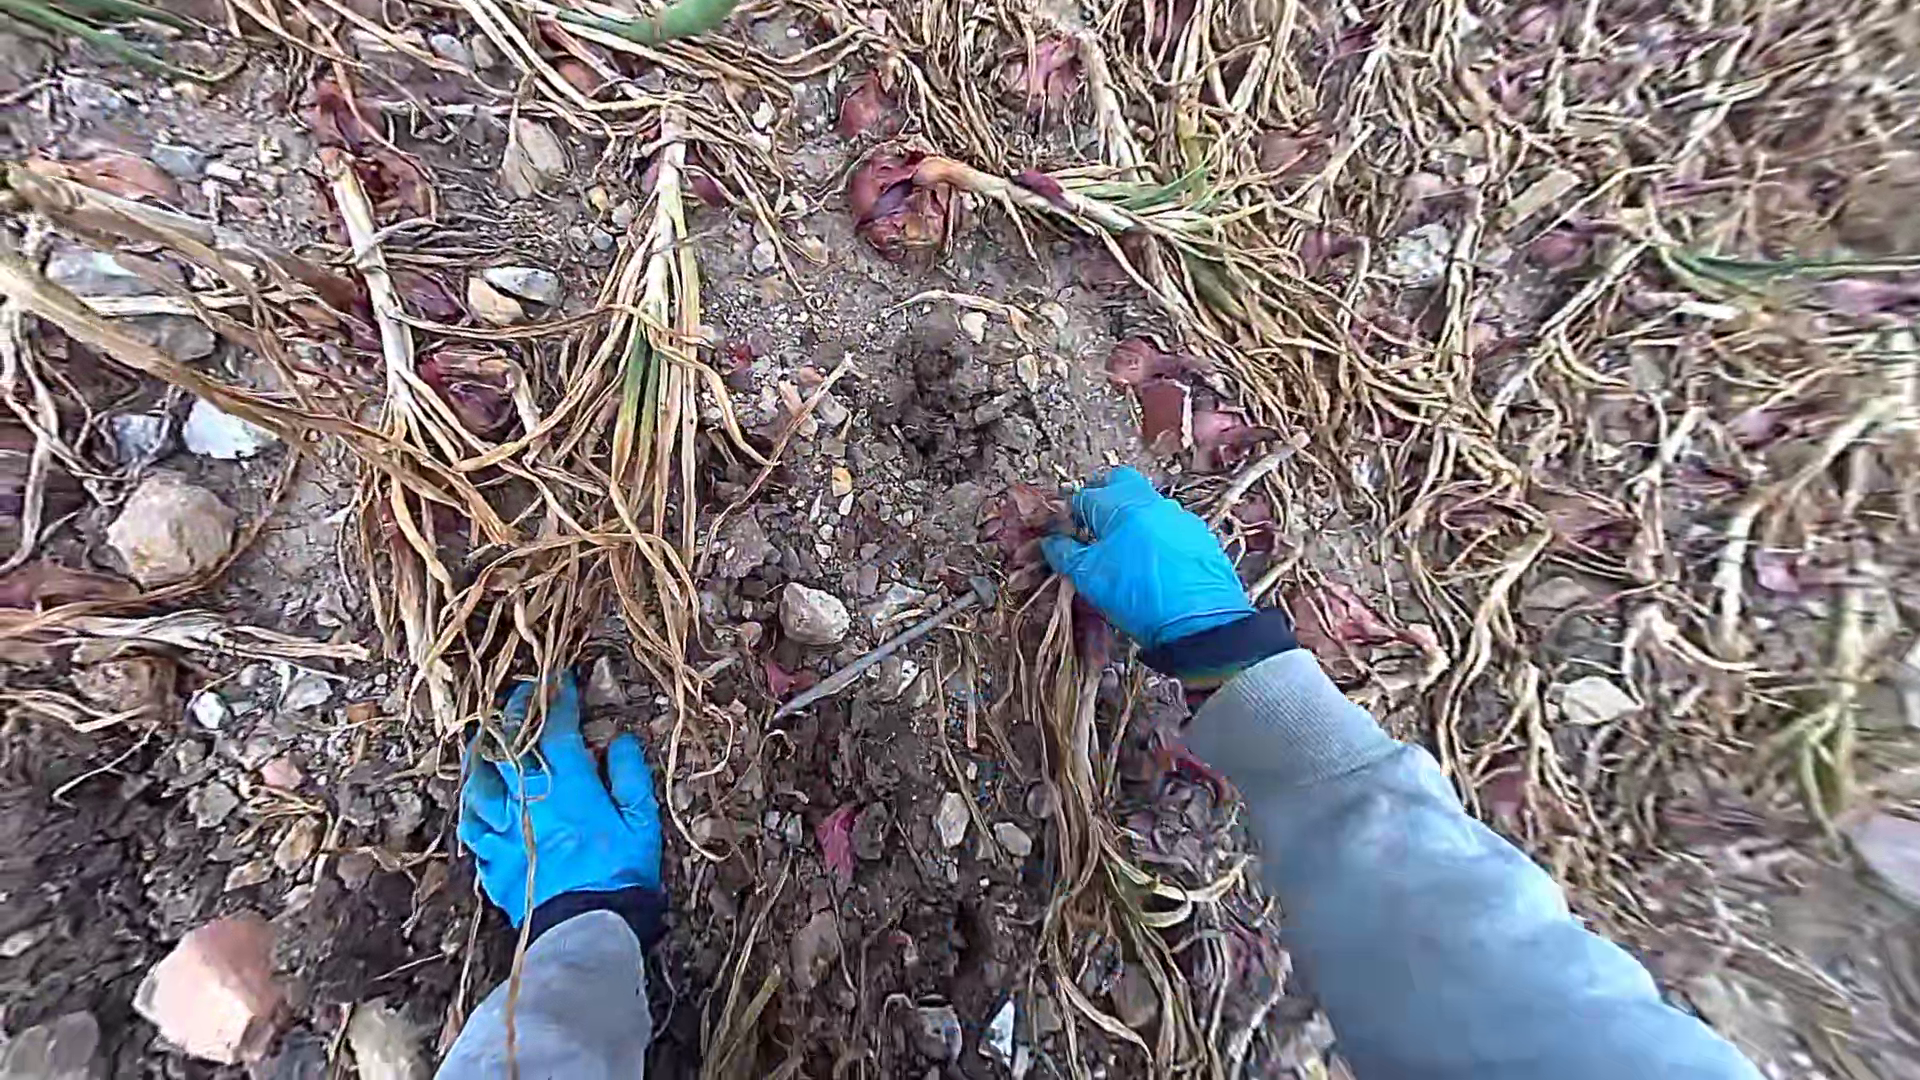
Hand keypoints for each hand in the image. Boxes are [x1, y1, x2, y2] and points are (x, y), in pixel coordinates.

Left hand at [459, 671, 661, 924]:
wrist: (588, 925)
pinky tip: (474, 793)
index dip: (559, 701)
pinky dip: (472, 802)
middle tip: (523, 693)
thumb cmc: (621, 866)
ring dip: (482, 753)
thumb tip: (617, 739)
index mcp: (567, 787)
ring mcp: (503, 832)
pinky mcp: (492, 860)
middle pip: (511, 749)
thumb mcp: (642, 815)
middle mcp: (527, 802)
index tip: (560, 679)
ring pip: (480, 783)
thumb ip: (628, 772)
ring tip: (485, 734)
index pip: (557, 732)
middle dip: (516, 715)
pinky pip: (471, 825)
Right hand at [1040, 467, 1253, 648]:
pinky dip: (1153, 535)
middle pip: (1118, 483)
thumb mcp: (1089, 578)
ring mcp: (1179, 517)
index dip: (1071, 514)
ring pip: (1145, 504)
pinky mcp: (1198, 535)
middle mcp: (1152, 502)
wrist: (1199, 623)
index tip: (1067, 532)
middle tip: (1091, 528)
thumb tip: (1053, 543)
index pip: (1084, 495)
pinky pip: (1168, 524)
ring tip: (1120, 550)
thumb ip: (1065, 554)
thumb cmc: (1139, 597)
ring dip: (1128, 518)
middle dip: (1101, 499)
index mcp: (1120, 505)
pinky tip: (1148, 562)